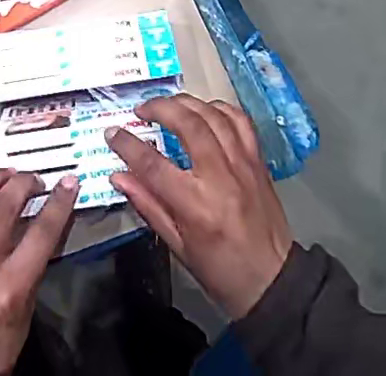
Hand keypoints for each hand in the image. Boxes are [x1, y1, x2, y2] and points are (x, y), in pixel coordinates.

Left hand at [0, 169, 76, 372]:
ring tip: (9, 174)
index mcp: (9, 284)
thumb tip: (48, 215)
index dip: (59, 202)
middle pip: (4, 204)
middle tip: (36, 180)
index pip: (41, 232)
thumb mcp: (28, 302)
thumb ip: (36, 257)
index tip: (69, 183)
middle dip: (25, 182)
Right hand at [106, 95, 293, 319]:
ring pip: (213, 116)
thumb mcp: (177, 246)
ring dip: (186, 103)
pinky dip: (219, 109)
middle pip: (187, 124)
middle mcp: (220, 177)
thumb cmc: (221, 270)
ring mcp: (242, 164)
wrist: (273, 281)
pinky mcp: (258, 160)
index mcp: (196, 205)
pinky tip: (204, 110)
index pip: (153, 165)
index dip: (128, 145)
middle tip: (142, 109)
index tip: (113, 132)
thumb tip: (118, 176)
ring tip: (168, 105)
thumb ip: (147, 205)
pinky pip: (240, 121)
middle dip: (159, 108)